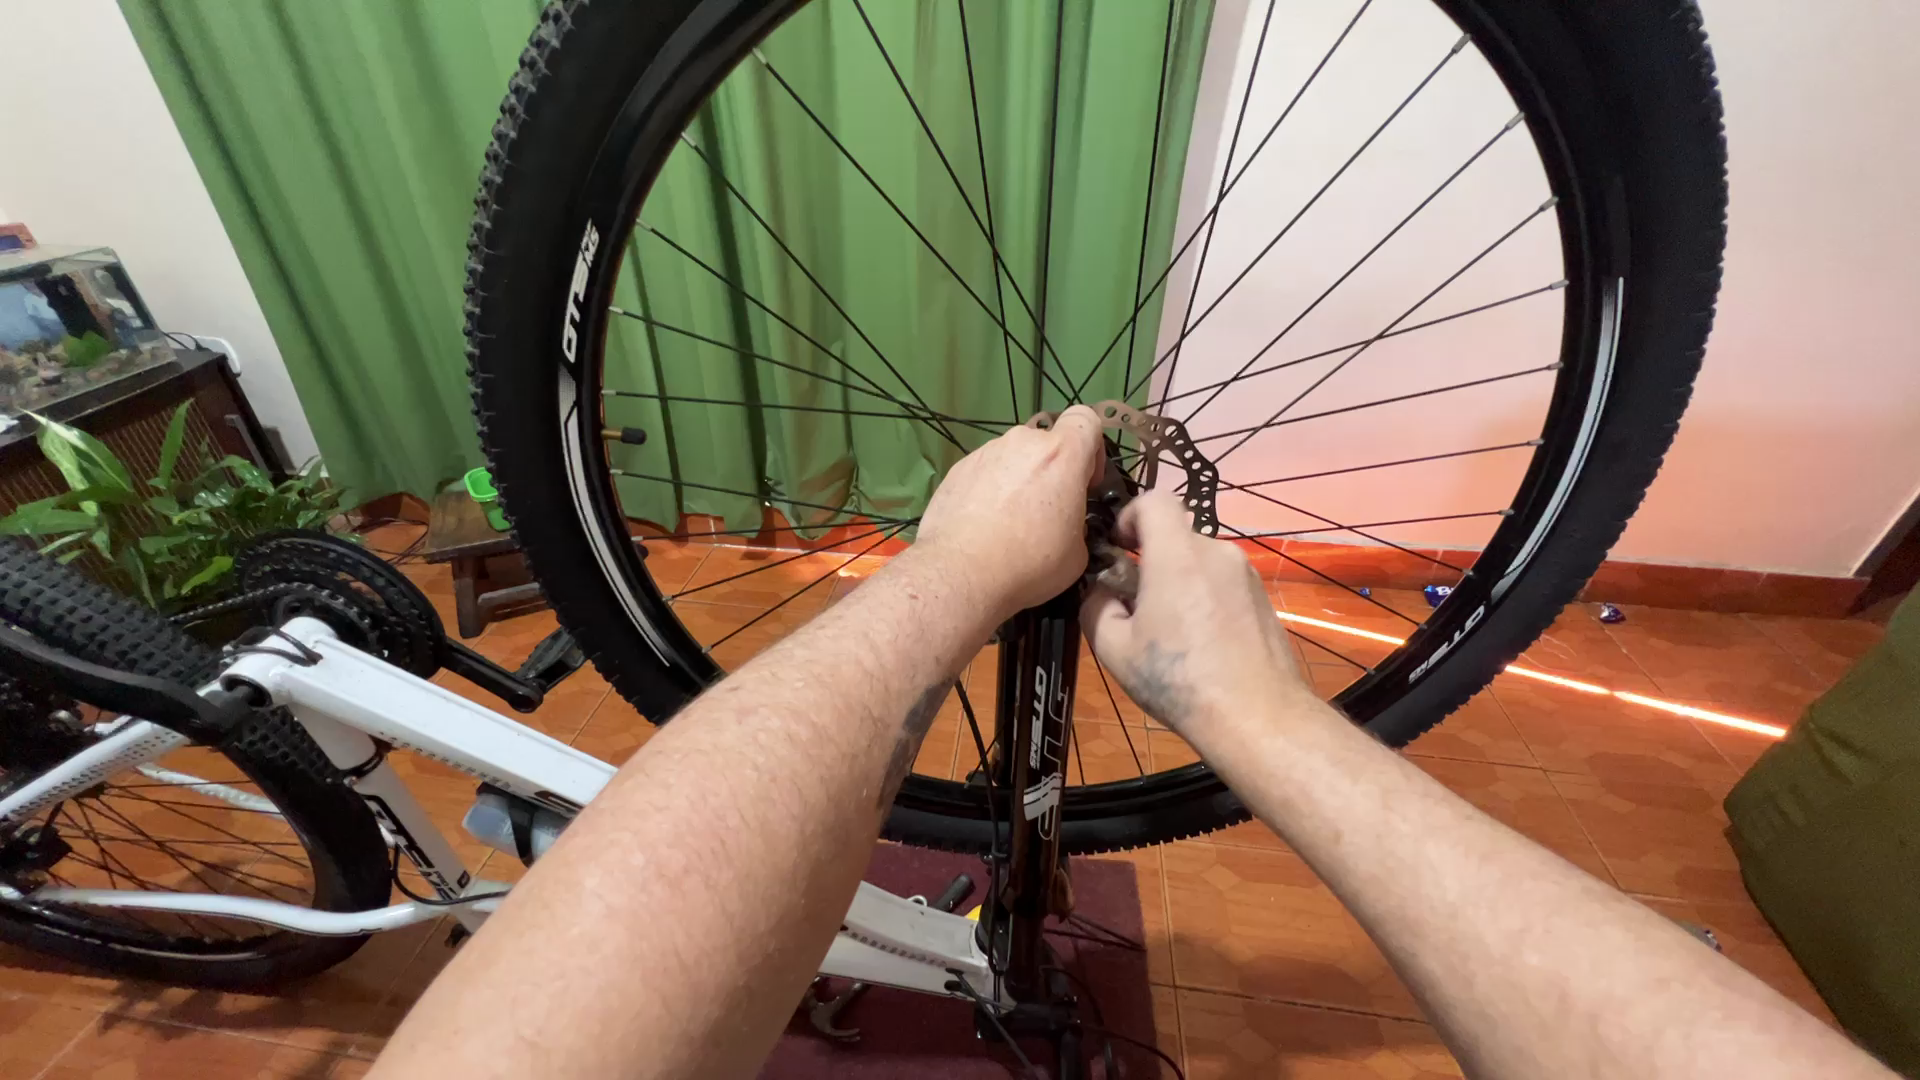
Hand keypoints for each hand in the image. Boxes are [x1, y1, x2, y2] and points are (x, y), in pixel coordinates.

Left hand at [914, 405, 1103, 620]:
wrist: (960, 572)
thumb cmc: (1030, 562)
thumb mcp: (1077, 552)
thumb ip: (1077, 523)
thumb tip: (1063, 523)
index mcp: (1061, 454)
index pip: (1085, 418)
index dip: (1092, 448)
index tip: (1084, 482)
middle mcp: (1022, 442)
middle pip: (1045, 443)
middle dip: (1050, 471)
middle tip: (1045, 512)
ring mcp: (985, 452)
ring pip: (1012, 458)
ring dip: (1018, 480)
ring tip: (1007, 522)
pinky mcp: (957, 469)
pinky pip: (984, 472)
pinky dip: (988, 491)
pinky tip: (982, 525)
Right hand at [1081, 490, 1313, 740]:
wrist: (1257, 717)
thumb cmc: (1178, 680)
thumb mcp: (1114, 649)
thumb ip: (1095, 606)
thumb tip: (1100, 591)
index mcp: (1177, 555)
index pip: (1154, 500)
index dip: (1130, 515)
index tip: (1119, 547)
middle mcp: (1216, 552)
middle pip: (1175, 536)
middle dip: (1151, 559)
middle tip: (1137, 603)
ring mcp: (1245, 574)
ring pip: (1199, 561)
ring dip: (1178, 581)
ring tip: (1170, 631)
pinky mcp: (1262, 597)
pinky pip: (1221, 582)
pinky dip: (1204, 598)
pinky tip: (1201, 643)